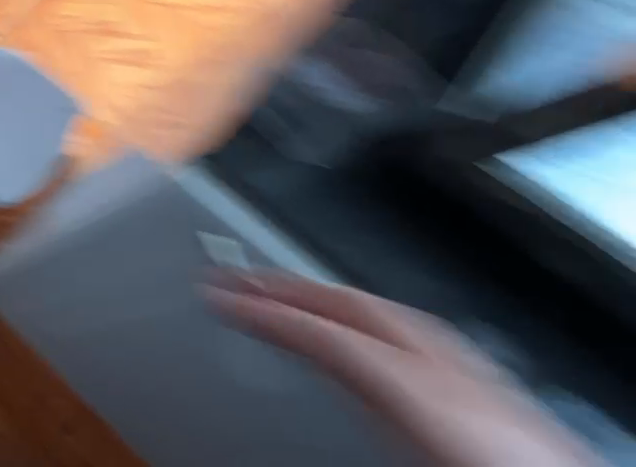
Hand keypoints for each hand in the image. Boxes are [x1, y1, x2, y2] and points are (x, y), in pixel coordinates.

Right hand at [205, 272, 600, 466]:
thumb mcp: (404, 451)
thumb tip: (269, 402)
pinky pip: (431, 340)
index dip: (262, 309)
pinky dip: (377, 321)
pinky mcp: (512, 406)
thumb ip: (344, 408)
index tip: (214, 293)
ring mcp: (494, 390)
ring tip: (286, 294)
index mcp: (429, 401)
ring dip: (330, 297)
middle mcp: (464, 383)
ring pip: (400, 318)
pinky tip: (364, 334)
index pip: (327, 335)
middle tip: (235, 278)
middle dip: (289, 287)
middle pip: (363, 310)